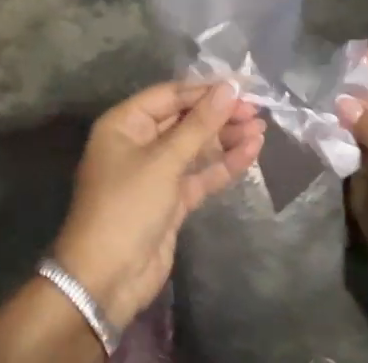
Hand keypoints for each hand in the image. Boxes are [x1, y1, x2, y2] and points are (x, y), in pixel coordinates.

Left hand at [51, 81, 265, 328]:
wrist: (106, 279)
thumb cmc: (128, 206)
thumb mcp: (164, 161)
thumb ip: (200, 124)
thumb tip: (229, 88)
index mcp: (124, 124)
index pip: (170, 96)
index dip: (205, 90)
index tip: (241, 88)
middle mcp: (138, 143)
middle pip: (185, 120)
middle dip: (220, 115)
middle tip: (256, 111)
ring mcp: (155, 173)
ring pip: (196, 147)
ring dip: (226, 139)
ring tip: (261, 131)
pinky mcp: (171, 200)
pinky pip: (200, 174)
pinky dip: (223, 164)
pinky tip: (250, 153)